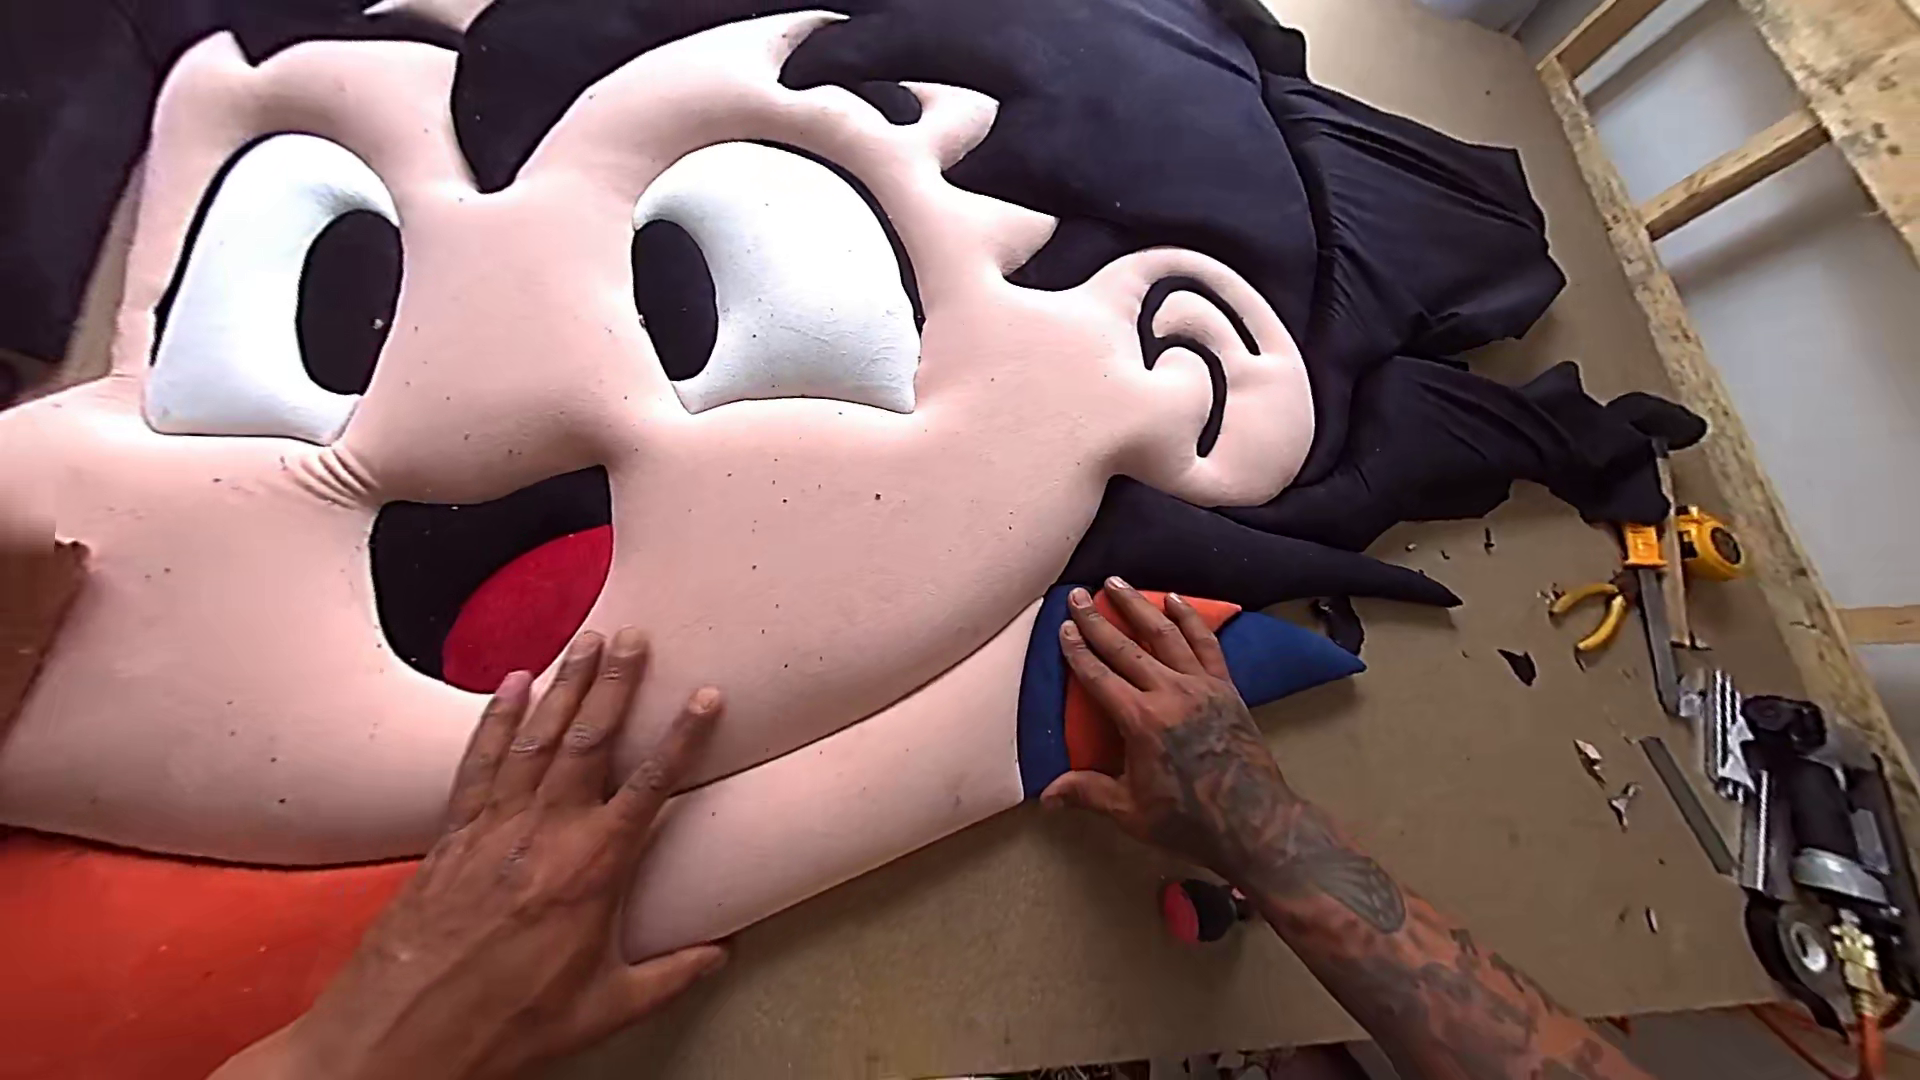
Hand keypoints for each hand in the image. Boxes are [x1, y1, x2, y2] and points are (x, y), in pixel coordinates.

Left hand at [223, 628, 727, 1079]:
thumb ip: (670, 976)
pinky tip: (512, 681)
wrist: (379, 1059)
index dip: (684, 735)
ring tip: (589, 640)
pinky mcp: (453, 834)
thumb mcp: (600, 1011)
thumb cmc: (500, 1031)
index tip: (707, 695)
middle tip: (635, 636)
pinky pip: (480, 763)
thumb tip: (725, 954)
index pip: (652, 784)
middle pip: (590, 740)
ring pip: (539, 738)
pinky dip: (497, 718)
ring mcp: (495, 828)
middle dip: (616, 683)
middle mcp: (546, 833)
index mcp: (592, 868)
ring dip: (566, 684)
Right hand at [1040, 579, 1297, 888]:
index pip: (1098, 675)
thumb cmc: (1190, 821)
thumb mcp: (1131, 811)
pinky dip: (1190, 618)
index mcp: (1141, 721)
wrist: (1258, 825)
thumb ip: (1087, 793)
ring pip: (1163, 634)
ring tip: (1117, 583)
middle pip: (1124, 647)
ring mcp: (1200, 685)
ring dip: (1137, 605)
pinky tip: (1174, 599)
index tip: (1064, 626)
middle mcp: (1169, 693)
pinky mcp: (1225, 686)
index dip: (1077, 650)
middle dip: (1096, 619)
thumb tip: (1045, 796)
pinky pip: (1206, 643)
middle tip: (1077, 594)